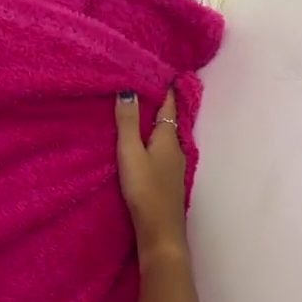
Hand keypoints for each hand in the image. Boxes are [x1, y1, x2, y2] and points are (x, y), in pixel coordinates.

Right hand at [115, 89, 188, 266]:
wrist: (160, 230)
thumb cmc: (145, 189)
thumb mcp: (130, 153)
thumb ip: (127, 123)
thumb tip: (127, 90)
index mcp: (168, 139)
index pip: (168, 106)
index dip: (164, 88)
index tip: (158, 70)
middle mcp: (175, 149)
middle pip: (167, 120)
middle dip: (158, 103)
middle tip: (143, 84)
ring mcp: (173, 165)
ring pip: (164, 136)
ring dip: (153, 122)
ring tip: (138, 109)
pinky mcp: (166, 179)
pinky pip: (160, 149)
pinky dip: (151, 138)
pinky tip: (141, 143)